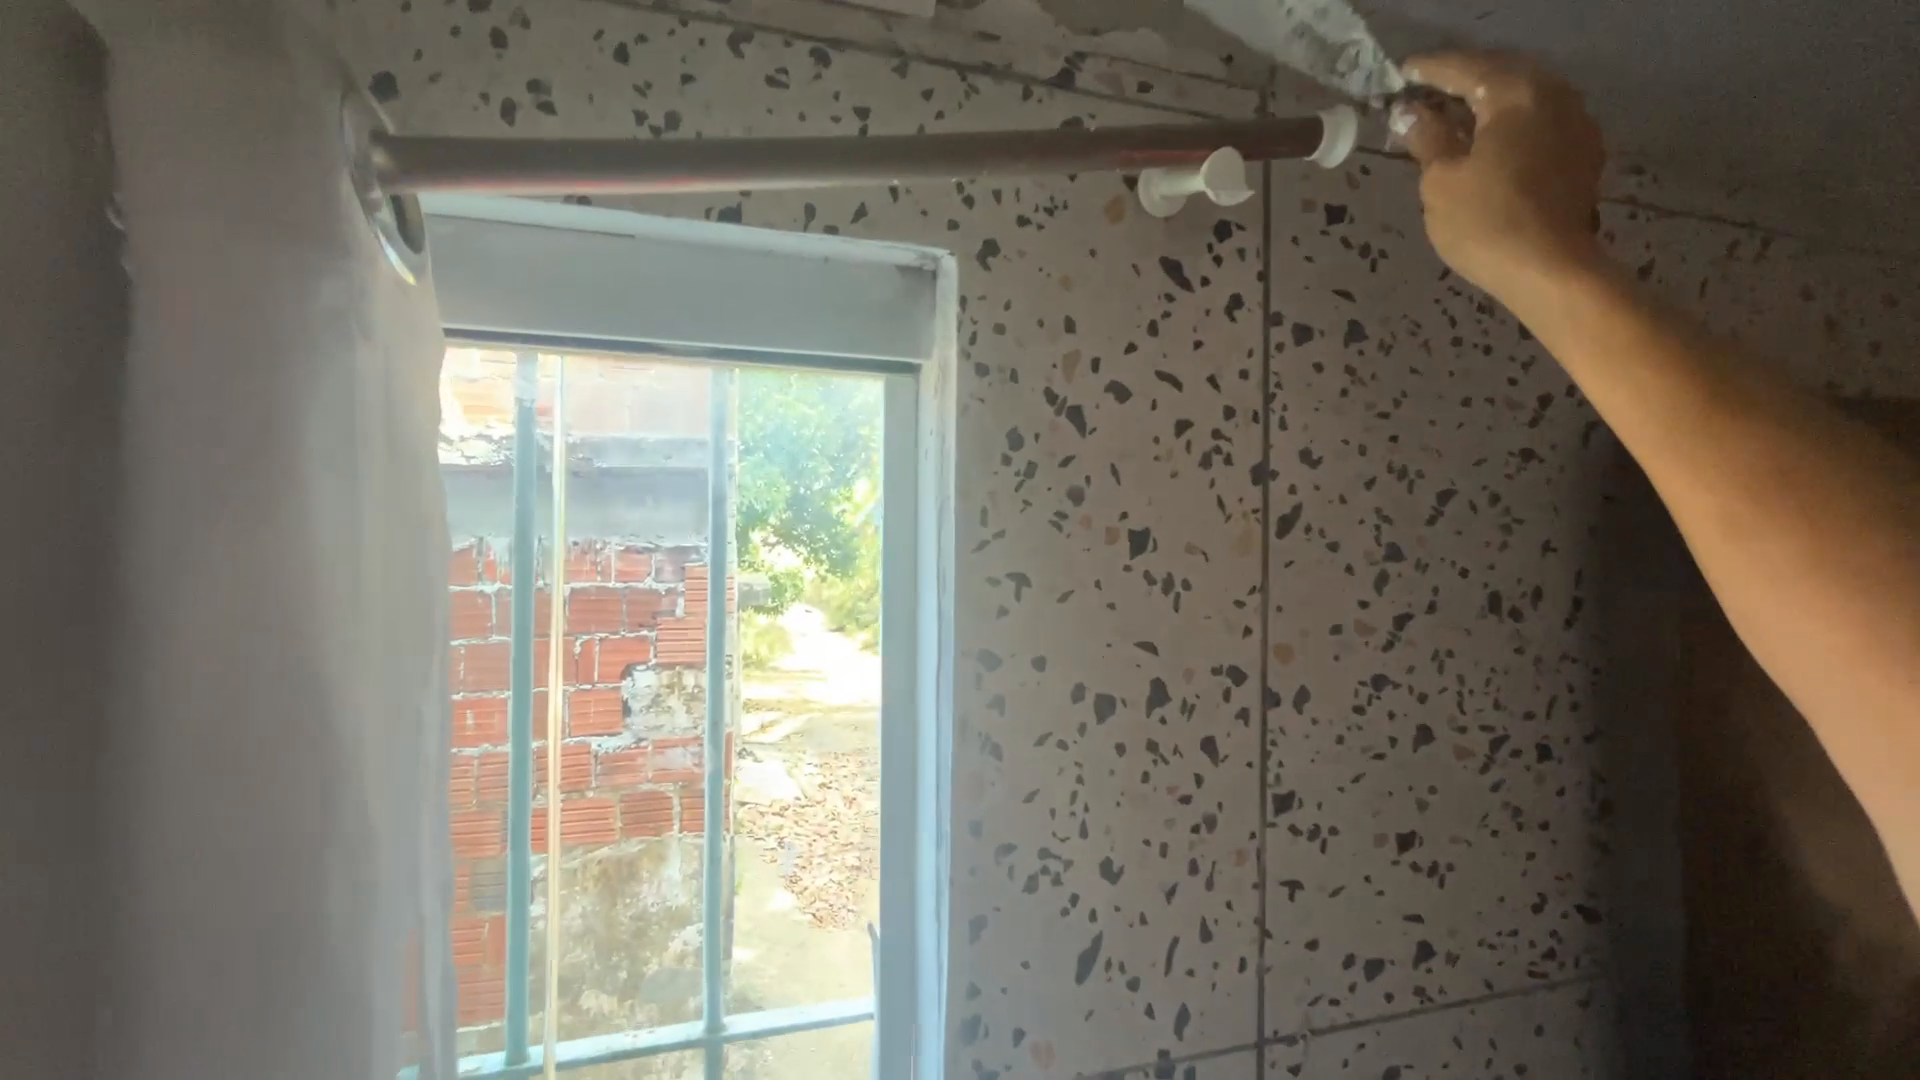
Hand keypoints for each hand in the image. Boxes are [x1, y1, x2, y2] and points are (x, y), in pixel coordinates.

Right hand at [1396, 51, 1606, 299]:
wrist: (1548, 266)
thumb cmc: (1484, 222)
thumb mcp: (1441, 181)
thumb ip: (1428, 139)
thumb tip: (1412, 113)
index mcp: (1515, 94)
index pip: (1466, 69)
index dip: (1431, 71)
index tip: (1403, 73)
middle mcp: (1554, 95)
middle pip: (1503, 75)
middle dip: (1464, 81)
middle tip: (1429, 92)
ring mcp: (1575, 122)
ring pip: (1525, 98)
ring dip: (1490, 102)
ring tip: (1459, 116)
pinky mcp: (1582, 153)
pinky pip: (1540, 122)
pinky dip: (1512, 124)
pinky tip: (1493, 141)